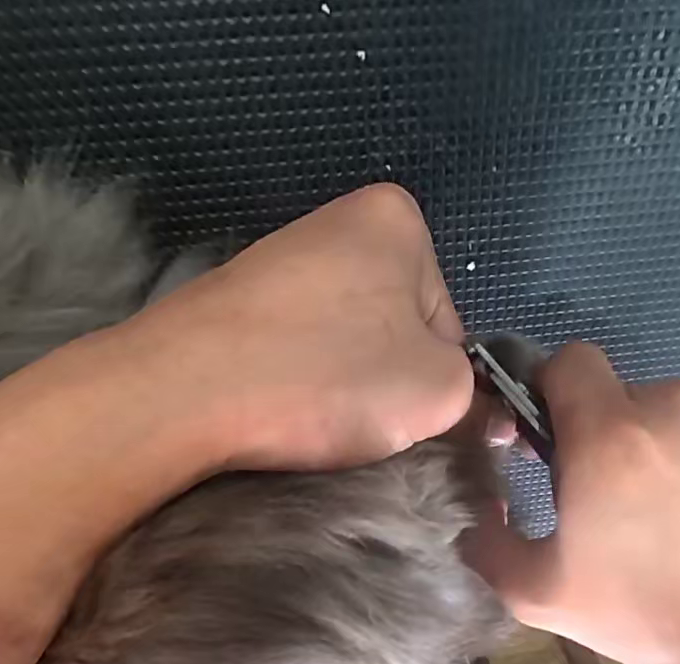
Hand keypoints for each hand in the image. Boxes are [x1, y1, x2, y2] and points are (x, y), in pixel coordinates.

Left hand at [86, 183, 473, 471]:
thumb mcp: (438, 392)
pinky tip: (296, 411)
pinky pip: (308, 355)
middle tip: (372, 425)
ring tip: (328, 421)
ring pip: (355, 350)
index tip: (418, 419)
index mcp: (398, 222)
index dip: (445, 386)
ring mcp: (286, 264)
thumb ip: (480, 400)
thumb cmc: (331, 376)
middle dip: (397, 386)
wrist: (186, 392)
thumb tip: (493, 421)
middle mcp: (339, 225)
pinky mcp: (245, 305)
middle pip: (403, 334)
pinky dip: (312, 388)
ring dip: (355, 392)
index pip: (453, 326)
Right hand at [466, 343, 679, 663]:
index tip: (551, 443)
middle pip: (613, 393)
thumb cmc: (654, 612)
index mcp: (609, 433)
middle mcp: (669, 404)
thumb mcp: (542, 596)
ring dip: (648, 448)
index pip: (567, 360)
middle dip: (597, 432)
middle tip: (606, 501)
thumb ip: (488, 545)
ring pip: (662, 412)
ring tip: (664, 516)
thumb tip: (476, 511)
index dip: (548, 392)